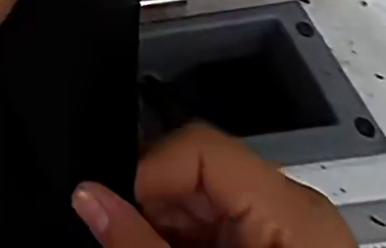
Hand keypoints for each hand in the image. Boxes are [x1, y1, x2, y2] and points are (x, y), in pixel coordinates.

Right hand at [71, 123, 356, 247]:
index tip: (113, 202)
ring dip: (168, 225)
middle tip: (124, 236)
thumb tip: (88, 197)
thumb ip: (139, 244)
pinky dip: (190, 242)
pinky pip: (224, 225)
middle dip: (154, 203)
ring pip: (206, 199)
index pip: (198, 148)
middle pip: (200, 171)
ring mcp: (293, 233)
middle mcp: (297, 212)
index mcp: (291, 212)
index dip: (147, 170)